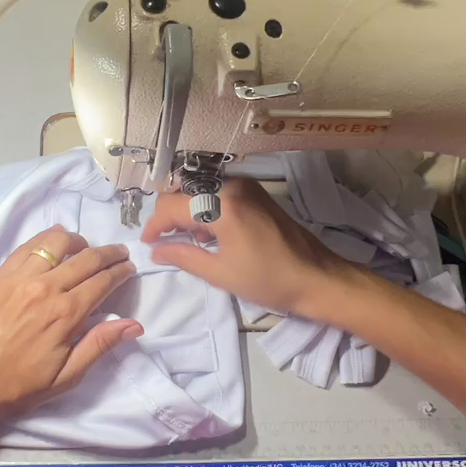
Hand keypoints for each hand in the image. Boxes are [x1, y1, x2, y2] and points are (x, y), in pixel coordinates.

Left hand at [0, 225, 140, 427]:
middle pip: (86, 258)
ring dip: (78, 241)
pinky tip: (55, 240)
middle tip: (120, 252)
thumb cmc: (19, 386)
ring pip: (56, 243)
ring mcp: (18, 278)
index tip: (129, 268)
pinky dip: (46, 238)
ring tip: (87, 248)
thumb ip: (100, 345)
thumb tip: (134, 324)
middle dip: (109, 253)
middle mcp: (43, 288)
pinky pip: (27, 246)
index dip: (121, 272)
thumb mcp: (66, 376)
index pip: (102, 281)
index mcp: (64, 314)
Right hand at [141, 178, 362, 319]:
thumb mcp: (220, 273)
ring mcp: (247, 187)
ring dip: (189, 212)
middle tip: (164, 241)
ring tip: (188, 241)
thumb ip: (184, 256)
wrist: (317, 277)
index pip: (173, 205)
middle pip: (185, 192)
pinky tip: (209, 233)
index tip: (148, 243)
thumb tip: (157, 250)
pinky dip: (207, 208)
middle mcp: (233, 186)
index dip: (155, 225)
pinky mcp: (257, 192)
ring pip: (201, 191)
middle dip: (169, 215)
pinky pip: (219, 193)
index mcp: (222, 206)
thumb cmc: (269, 280)